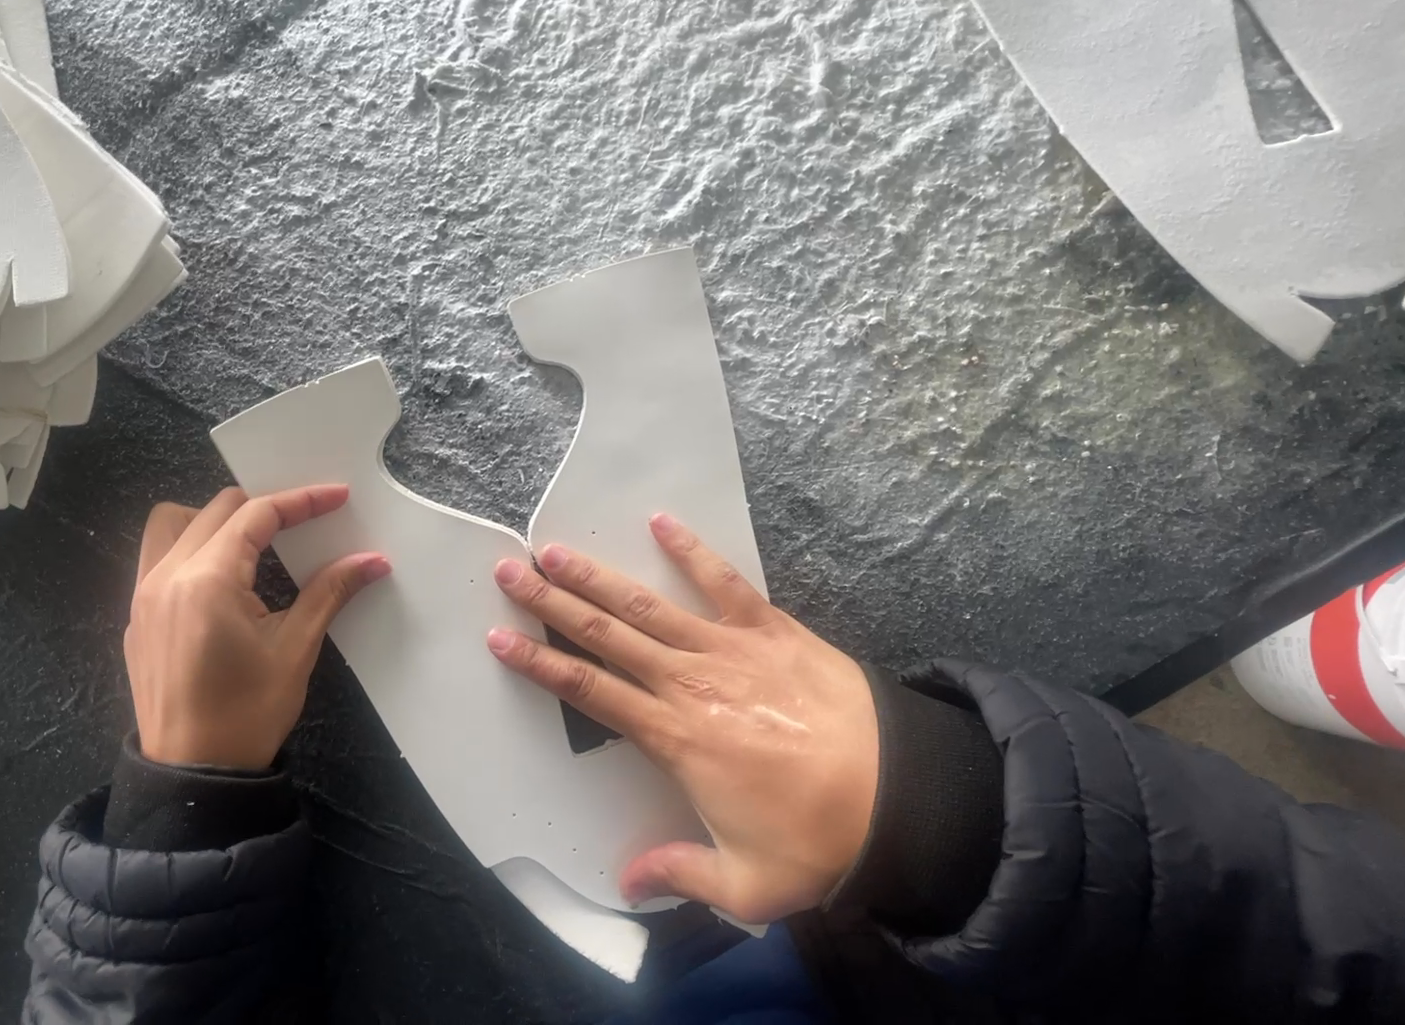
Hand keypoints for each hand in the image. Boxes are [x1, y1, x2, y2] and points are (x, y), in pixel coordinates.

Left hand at [125, 485, 390, 769]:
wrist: (194, 777)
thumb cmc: (249, 714)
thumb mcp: (296, 650)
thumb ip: (330, 593)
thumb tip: (374, 561)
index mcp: (207, 581)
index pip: (256, 515)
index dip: (301, 501)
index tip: (337, 497)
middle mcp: (165, 576)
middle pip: (216, 509)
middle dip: (264, 508)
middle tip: (303, 525)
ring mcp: (142, 596)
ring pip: (173, 525)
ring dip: (215, 521)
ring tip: (253, 546)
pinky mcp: (136, 618)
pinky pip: (157, 558)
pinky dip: (191, 549)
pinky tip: (221, 581)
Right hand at [485, 514, 878, 923]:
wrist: (904, 798)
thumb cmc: (820, 839)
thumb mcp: (748, 884)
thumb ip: (680, 874)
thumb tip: (627, 882)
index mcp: (673, 736)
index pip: (589, 690)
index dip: (539, 663)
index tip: (500, 638)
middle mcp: (688, 682)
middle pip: (604, 634)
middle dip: (551, 601)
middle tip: (510, 569)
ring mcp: (728, 648)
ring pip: (647, 605)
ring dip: (597, 575)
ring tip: (556, 549)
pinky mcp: (770, 628)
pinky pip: (724, 581)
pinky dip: (691, 550)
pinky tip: (661, 521)